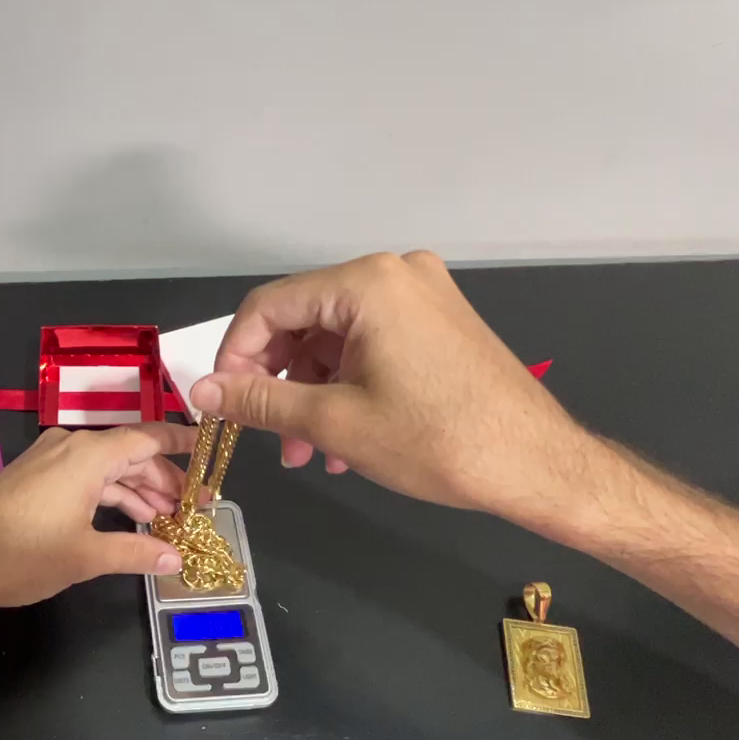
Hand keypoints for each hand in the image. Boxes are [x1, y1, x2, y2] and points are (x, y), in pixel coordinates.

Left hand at [0, 424, 194, 623]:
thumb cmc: (22, 555)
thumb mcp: (86, 557)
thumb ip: (136, 553)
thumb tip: (177, 559)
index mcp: (88, 455)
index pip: (148, 437)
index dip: (181, 443)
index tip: (207, 450)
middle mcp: (70, 447)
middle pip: (129, 453)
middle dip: (163, 478)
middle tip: (193, 506)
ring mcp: (48, 460)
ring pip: (106, 468)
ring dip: (136, 491)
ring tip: (165, 519)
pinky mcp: (33, 477)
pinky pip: (83, 477)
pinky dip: (108, 495)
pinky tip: (126, 520)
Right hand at [190, 251, 599, 523]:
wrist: (537, 465)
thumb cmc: (434, 440)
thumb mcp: (332, 421)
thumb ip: (258, 399)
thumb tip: (201, 391)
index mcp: (366, 283)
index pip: (268, 306)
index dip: (233, 356)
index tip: (221, 403)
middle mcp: (393, 274)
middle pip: (300, 321)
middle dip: (274, 380)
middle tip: (262, 432)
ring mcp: (420, 296)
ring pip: (331, 340)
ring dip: (307, 394)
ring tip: (303, 452)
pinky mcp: (435, 322)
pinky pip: (365, 346)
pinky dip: (342, 387)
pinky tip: (338, 440)